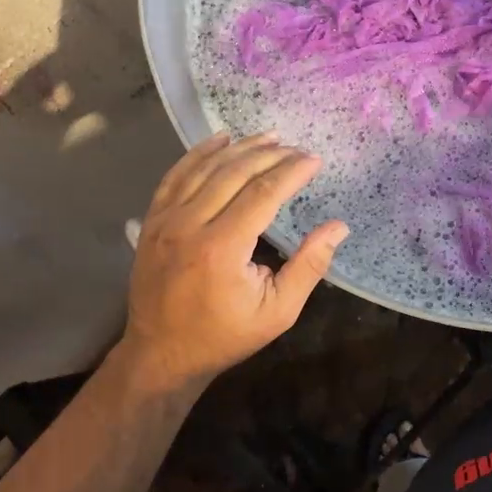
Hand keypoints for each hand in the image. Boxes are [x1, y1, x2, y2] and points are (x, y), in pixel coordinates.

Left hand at [121, 132, 347, 388]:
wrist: (160, 355)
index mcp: (222, 249)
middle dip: (271, 155)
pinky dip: (199, 153)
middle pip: (235, 173)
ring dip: (240, 148)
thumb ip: (309, 266)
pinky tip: (221, 140)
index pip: (263, 193)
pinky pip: (176, 176)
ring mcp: (166, 221)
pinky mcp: (153, 221)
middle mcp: (190, 226)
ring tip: (269, 136)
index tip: (314, 160)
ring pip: (205, 168)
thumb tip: (339, 227)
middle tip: (297, 149)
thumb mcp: (278, 312)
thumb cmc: (224, 336)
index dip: (291, 172)